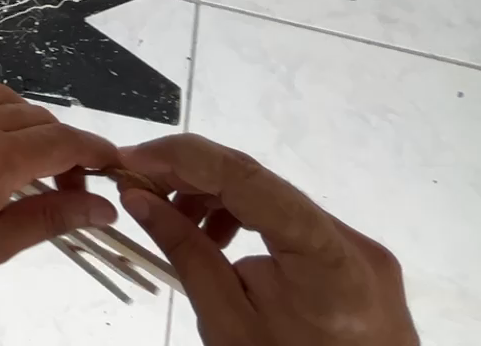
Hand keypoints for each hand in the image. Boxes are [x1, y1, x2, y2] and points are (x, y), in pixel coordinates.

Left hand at [0, 81, 121, 274]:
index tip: (115, 168)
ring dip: (29, 122)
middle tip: (67, 186)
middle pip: (39, 118)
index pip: (64, 142)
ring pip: (5, 99)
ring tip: (29, 161)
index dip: (97, 151)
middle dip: (65, 146)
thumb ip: (49, 219)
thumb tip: (103, 208)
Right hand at [119, 135, 417, 345]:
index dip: (180, 158)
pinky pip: (279, 212)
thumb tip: (133, 194)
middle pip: (253, 179)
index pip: (245, 179)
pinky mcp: (348, 255)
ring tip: (166, 213)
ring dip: (205, 190)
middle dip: (184, 171)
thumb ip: (185, 252)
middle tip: (131, 182)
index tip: (126, 161)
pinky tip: (208, 233)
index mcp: (326, 260)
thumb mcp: (228, 322)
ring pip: (262, 190)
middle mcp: (349, 241)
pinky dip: (234, 209)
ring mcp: (354, 246)